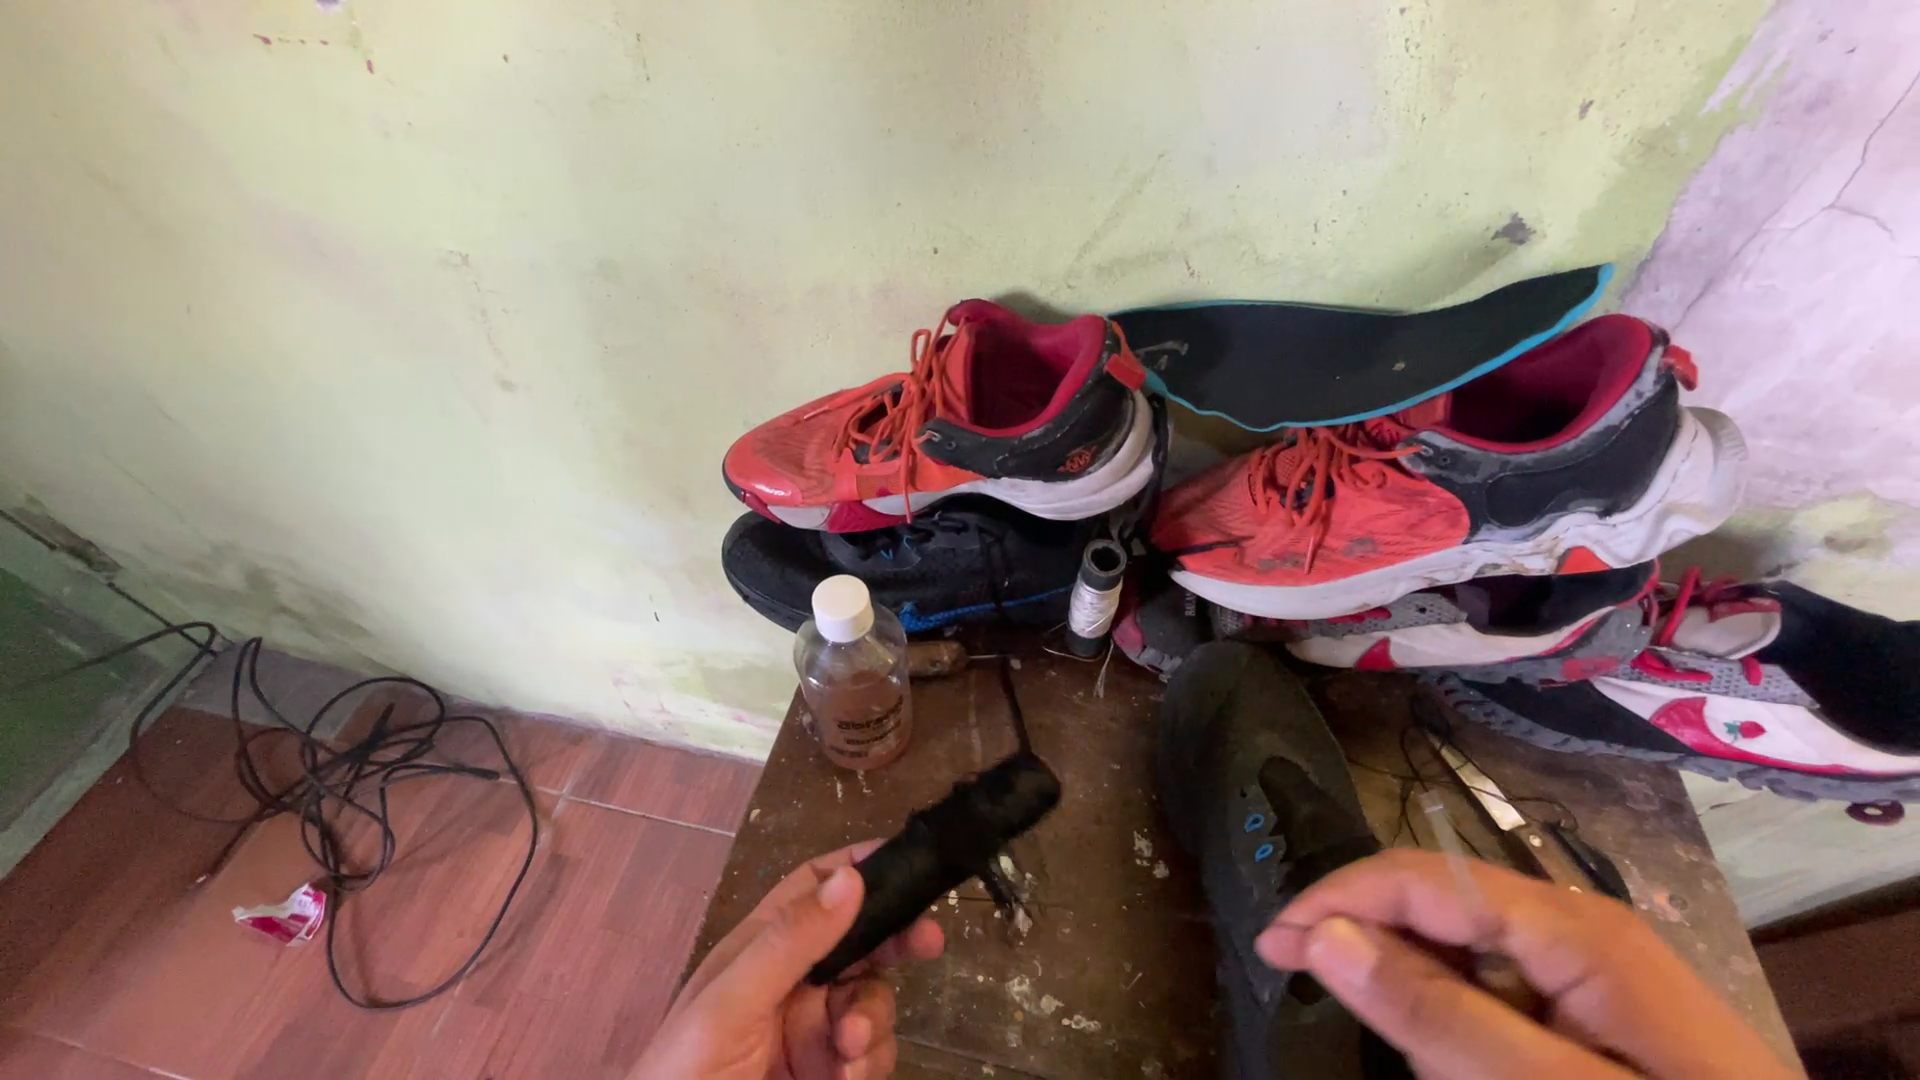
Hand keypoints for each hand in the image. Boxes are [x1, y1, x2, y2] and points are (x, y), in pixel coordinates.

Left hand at [634, 840, 944, 1079]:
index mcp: (762, 946)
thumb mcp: (733, 1002)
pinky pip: (871, 1053)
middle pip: (860, 939)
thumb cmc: (686, 1071)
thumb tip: (851, 877)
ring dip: (873, 1018)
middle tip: (929, 942)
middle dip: (896, 939)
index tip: (905, 863)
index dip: (856, 867)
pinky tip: (847, 1077)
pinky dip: (869, 1061)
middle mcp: (794, 980)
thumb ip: (791, 941)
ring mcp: (812, 1030)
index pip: (814, 885)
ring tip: (848, 1047)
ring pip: (873, 999)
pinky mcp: (828, 1073)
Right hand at [1253, 849, 1794, 1079]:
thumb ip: (1436, 1014)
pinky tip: (1474, 1064)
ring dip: (1422, 997)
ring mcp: (1586, 963)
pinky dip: (1463, 1022)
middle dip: (1377, 952)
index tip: (1271, 946)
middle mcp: (1572, 924)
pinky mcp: (1592, 1000)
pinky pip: (1495, 988)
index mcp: (1569, 926)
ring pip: (1459, 951)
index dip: (1335, 901)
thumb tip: (1324, 936)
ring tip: (1436, 1065)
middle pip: (1434, 908)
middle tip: (1343, 1011)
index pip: (1416, 877)